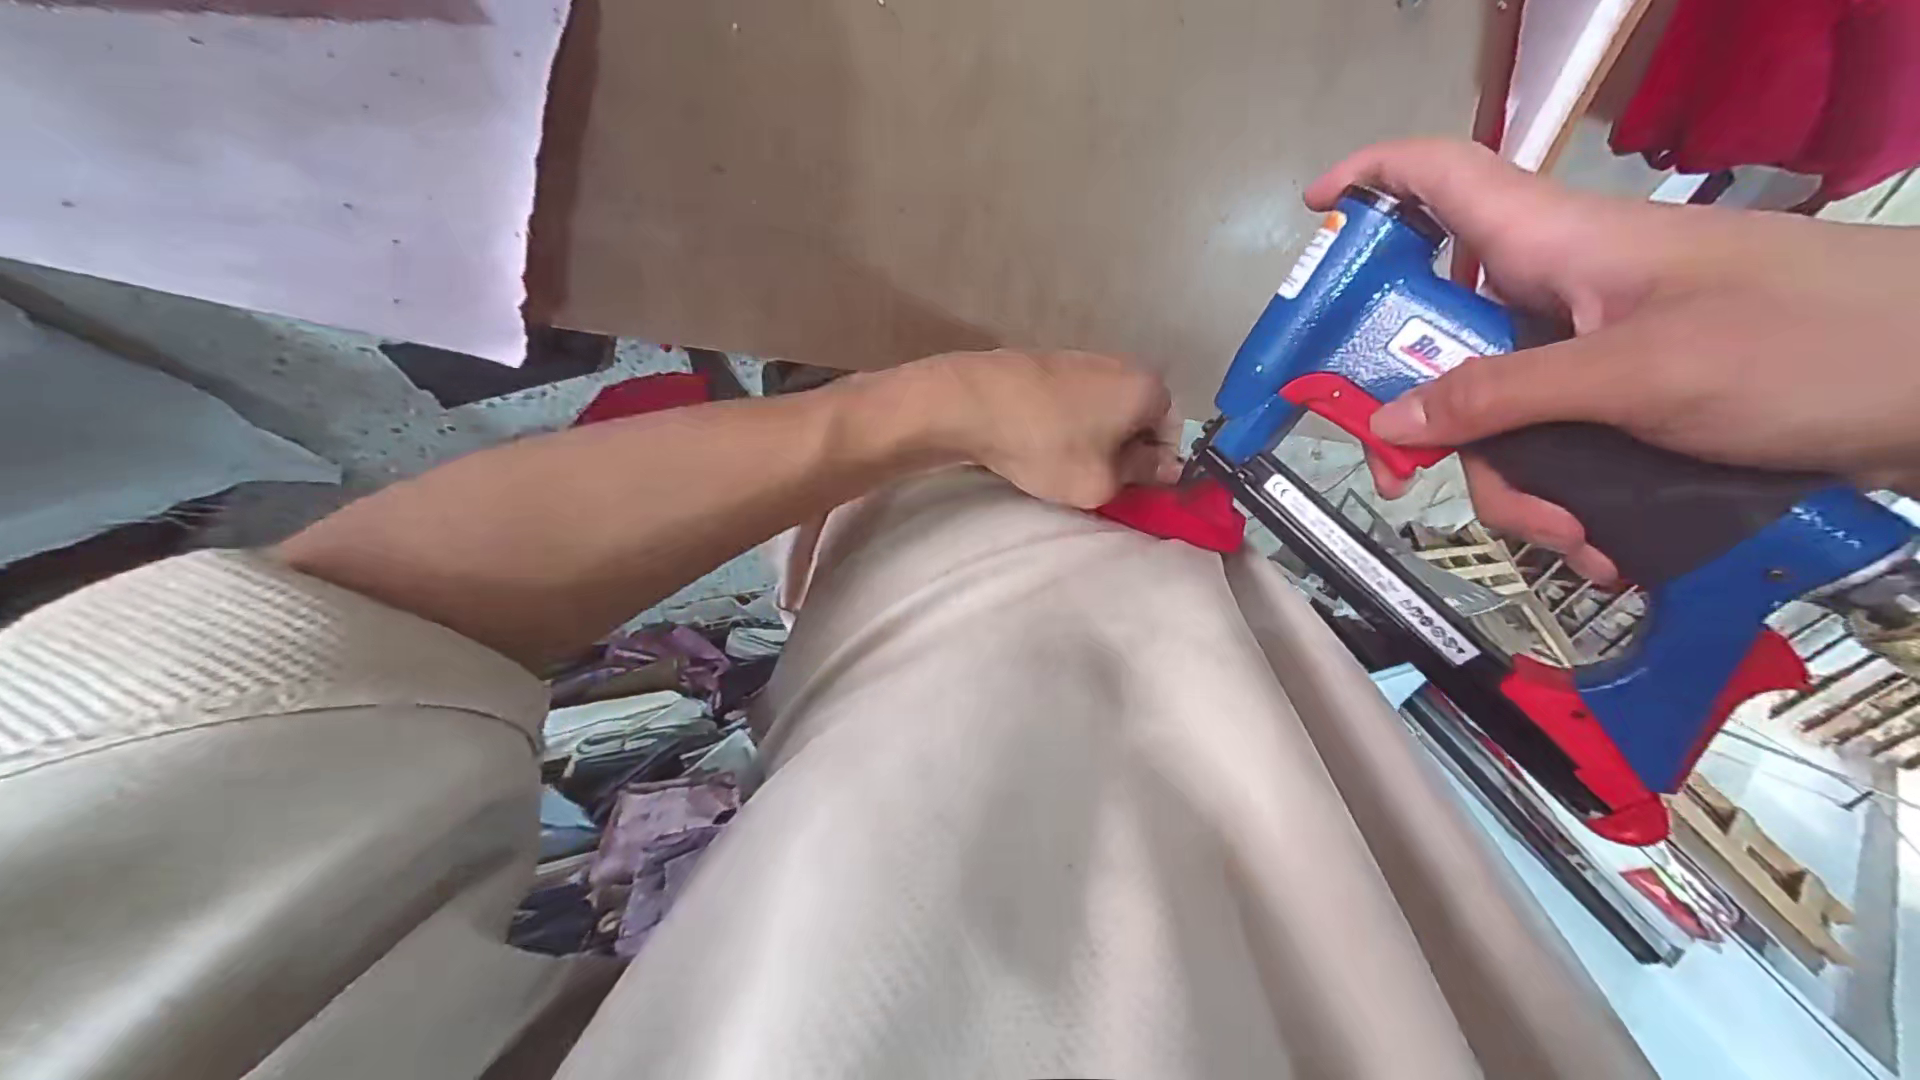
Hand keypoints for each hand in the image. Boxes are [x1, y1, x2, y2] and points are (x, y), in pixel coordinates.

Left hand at [899, 348, 1179, 507]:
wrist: (970, 403)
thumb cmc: (1046, 445)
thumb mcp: (1101, 482)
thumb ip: (1141, 478)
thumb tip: (1164, 468)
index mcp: (1148, 387)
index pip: (1171, 435)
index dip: (1153, 468)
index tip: (1127, 488)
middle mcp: (1122, 363)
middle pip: (1135, 421)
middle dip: (1120, 452)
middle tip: (1092, 479)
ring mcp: (1081, 358)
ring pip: (1101, 413)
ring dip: (1090, 440)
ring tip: (1059, 463)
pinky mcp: (1046, 363)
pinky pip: (1070, 403)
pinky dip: (1063, 425)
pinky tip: (1037, 443)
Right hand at [1306, 139, 1919, 581]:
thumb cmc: (1823, 343)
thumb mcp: (1639, 373)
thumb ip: (1499, 396)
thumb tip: (1385, 425)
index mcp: (1555, 246)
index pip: (1444, 181)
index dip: (1372, 181)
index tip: (1314, 212)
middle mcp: (1549, 295)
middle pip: (1432, 341)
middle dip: (1412, 415)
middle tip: (1399, 471)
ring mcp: (1575, 352)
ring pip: (1482, 414)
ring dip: (1506, 483)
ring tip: (1566, 530)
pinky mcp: (1605, 402)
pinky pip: (1534, 448)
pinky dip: (1552, 499)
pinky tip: (1595, 537)